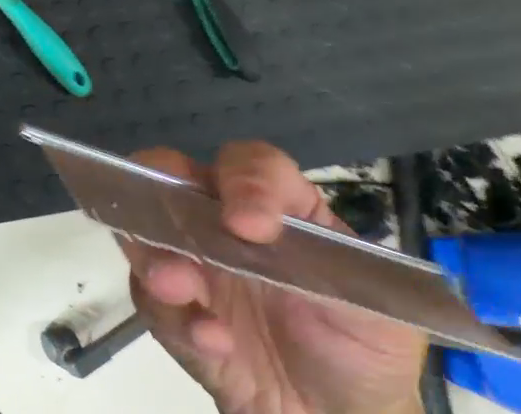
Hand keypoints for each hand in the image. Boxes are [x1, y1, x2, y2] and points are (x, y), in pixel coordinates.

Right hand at [124, 142, 426, 413]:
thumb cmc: (363, 354)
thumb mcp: (377, 317)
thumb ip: (329, 273)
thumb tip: (265, 242)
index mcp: (277, 207)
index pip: (251, 166)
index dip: (245, 182)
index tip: (249, 226)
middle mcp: (218, 219)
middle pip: (169, 173)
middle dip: (161, 194)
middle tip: (173, 234)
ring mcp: (187, 258)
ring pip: (143, 228)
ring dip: (155, 256)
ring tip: (180, 292)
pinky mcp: (165, 304)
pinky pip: (148, 296)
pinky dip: (175, 318)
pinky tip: (212, 343)